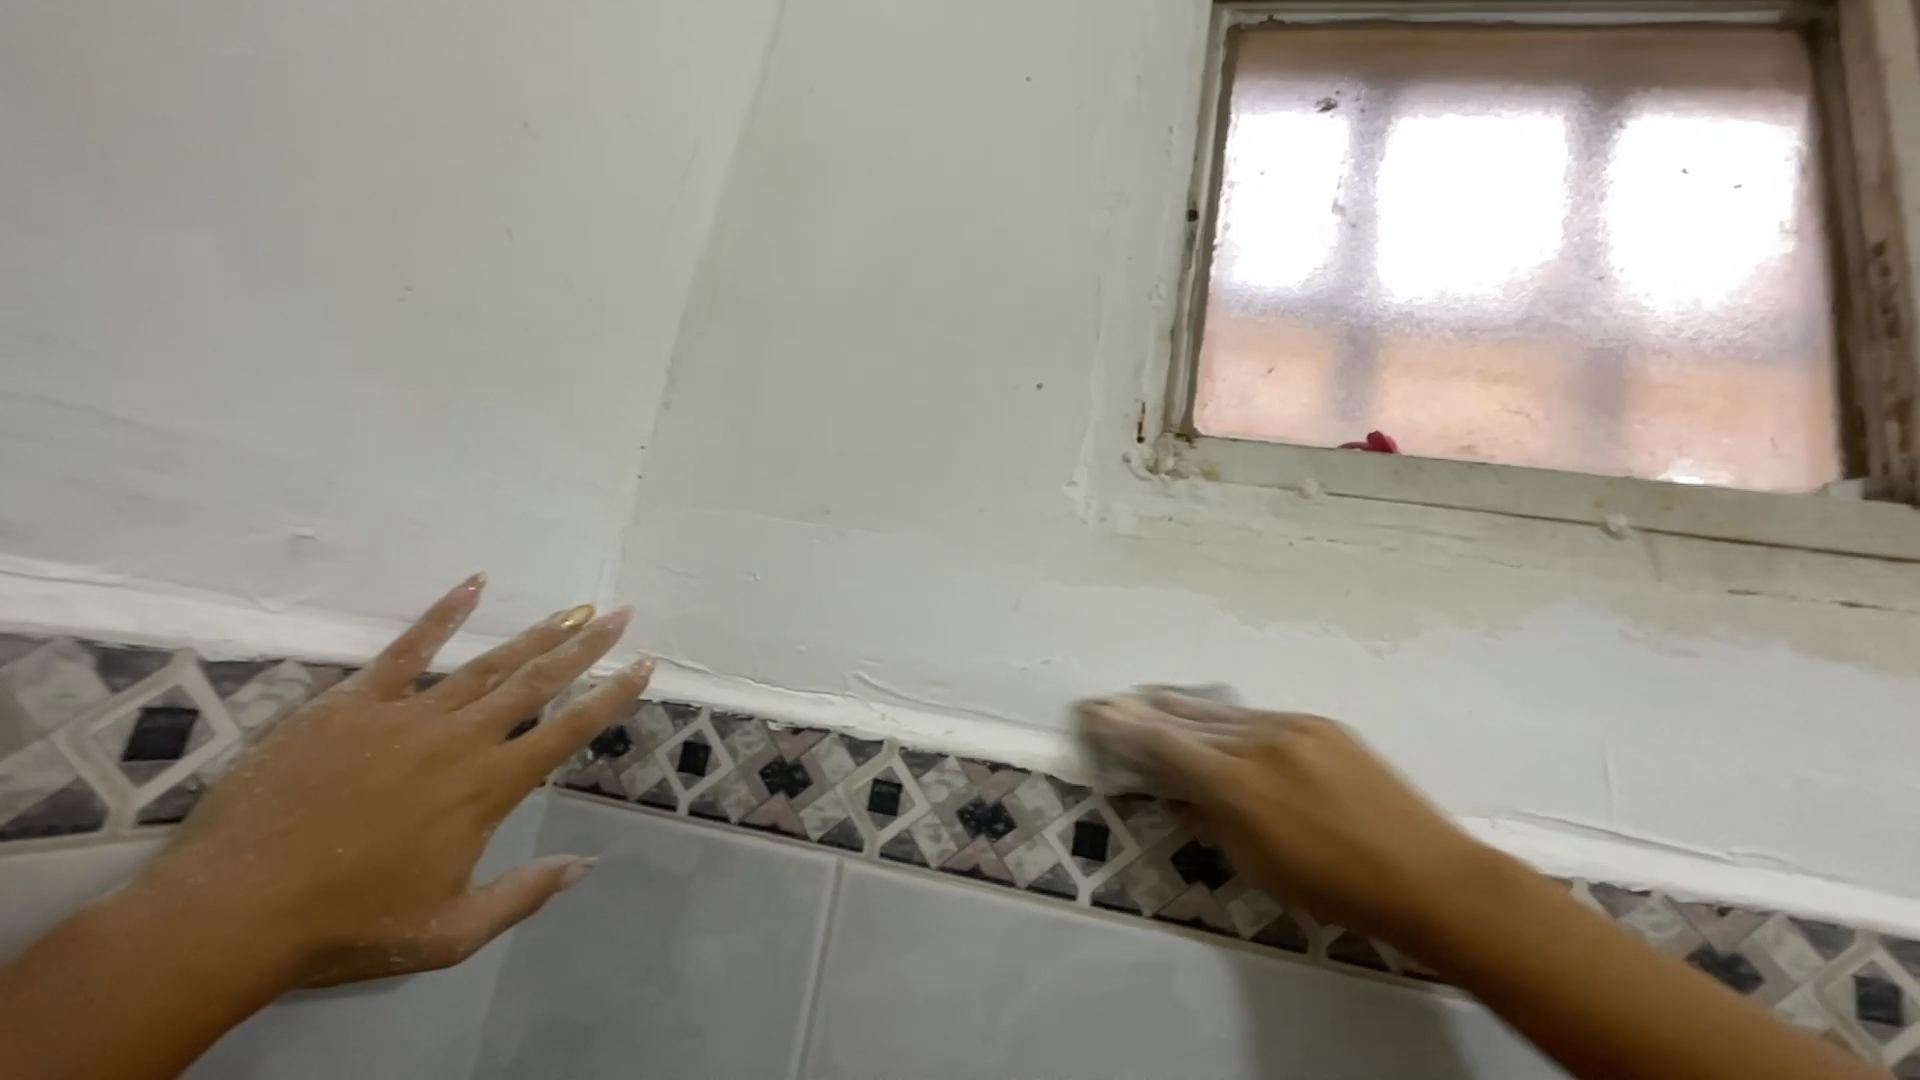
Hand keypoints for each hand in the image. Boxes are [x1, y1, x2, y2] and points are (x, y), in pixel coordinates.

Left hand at [132, 574, 652, 987]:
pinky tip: (473, 584)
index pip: (569, 731)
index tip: (645, 666)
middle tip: (621, 614)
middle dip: (586, 646)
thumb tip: (586, 864)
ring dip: (536, 633)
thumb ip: (524, 894)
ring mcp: (406, 715)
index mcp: (489, 787)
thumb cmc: (349, 924)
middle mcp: (461, 740)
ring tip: (574, 607)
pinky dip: (442, 615)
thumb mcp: (450, 932)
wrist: (231, 911)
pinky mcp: (352, 704)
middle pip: (537, 682)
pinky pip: (405, 649)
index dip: (613, 696)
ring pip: (486, 663)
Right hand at [1078, 693, 1486, 944]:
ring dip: (1180, 708)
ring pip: (1220, 712)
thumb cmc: (1332, 888)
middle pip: (1185, 719)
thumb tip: (1177, 788)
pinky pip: (1256, 716)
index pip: (1162, 746)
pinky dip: (1224, 719)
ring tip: (1150, 701)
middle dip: (1143, 711)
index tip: (1092, 714)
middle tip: (1109, 702)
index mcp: (1236, 783)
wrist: (1428, 876)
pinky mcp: (1320, 724)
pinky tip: (1213, 720)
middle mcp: (1258, 742)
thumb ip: (1208, 817)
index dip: (1122, 730)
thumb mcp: (1254, 864)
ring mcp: (1292, 727)